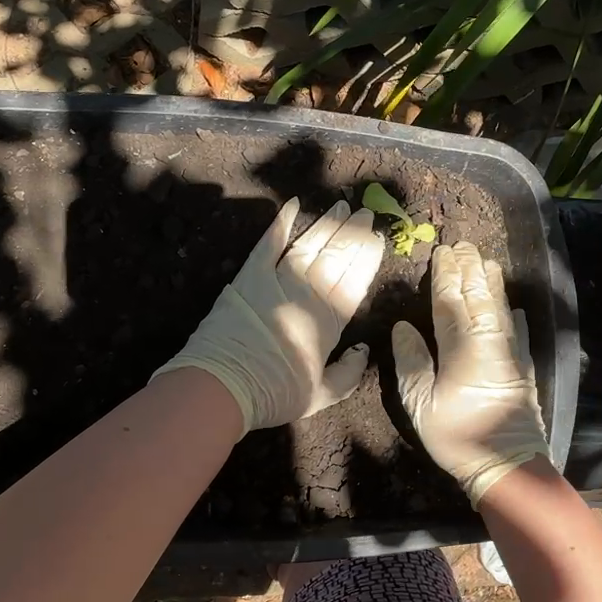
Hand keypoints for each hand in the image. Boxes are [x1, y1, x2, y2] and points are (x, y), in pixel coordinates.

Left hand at [155, 198, 382, 431]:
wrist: (224, 386)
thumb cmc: (275, 394)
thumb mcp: (322, 396)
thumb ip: (348, 373)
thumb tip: (362, 350)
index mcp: (331, 321)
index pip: (356, 280)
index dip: (368, 257)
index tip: (377, 238)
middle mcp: (309, 293)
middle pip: (338, 255)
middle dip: (354, 232)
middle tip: (365, 212)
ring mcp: (279, 280)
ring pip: (310, 244)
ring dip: (328, 224)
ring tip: (342, 206)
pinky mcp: (250, 276)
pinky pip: (268, 243)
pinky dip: (281, 223)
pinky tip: (293, 205)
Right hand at [391, 242, 547, 504]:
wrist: (509, 465)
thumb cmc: (458, 437)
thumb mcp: (421, 405)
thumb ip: (413, 362)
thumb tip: (402, 327)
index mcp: (460, 350)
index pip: (450, 303)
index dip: (446, 276)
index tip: (442, 252)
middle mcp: (487, 343)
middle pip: (478, 298)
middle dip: (470, 270)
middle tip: (464, 245)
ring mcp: (509, 354)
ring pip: (499, 309)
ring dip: (491, 283)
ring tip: (486, 260)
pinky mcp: (523, 368)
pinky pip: (517, 332)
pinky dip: (514, 314)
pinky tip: (513, 305)